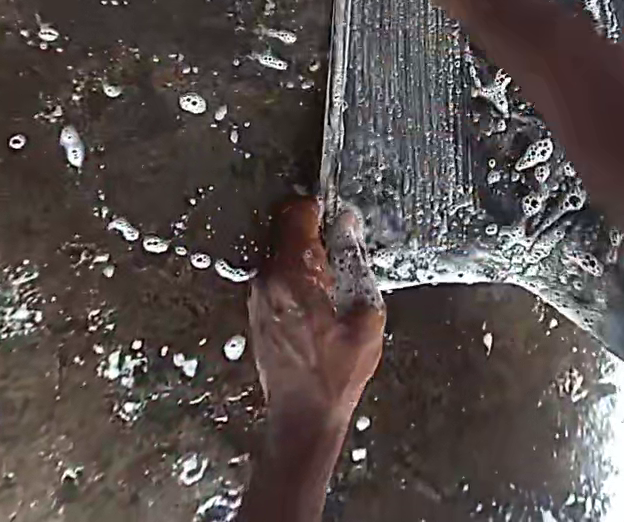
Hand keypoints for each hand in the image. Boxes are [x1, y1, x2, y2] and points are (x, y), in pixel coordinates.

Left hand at [248, 198, 385, 437]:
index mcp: (294, 274)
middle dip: (310, 223)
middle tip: (339, 235)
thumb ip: (358, 265)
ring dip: (301, 245)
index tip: (337, 211)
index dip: (318, 205)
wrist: (303, 417)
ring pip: (276, 247)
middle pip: (282, 226)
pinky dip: (292, 265)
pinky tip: (316, 285)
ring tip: (331, 264)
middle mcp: (268, 279)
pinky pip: (273, 270)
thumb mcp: (367, 316)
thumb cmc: (338, 369)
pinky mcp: (255, 309)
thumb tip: (349, 229)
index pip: (296, 215)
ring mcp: (257, 295)